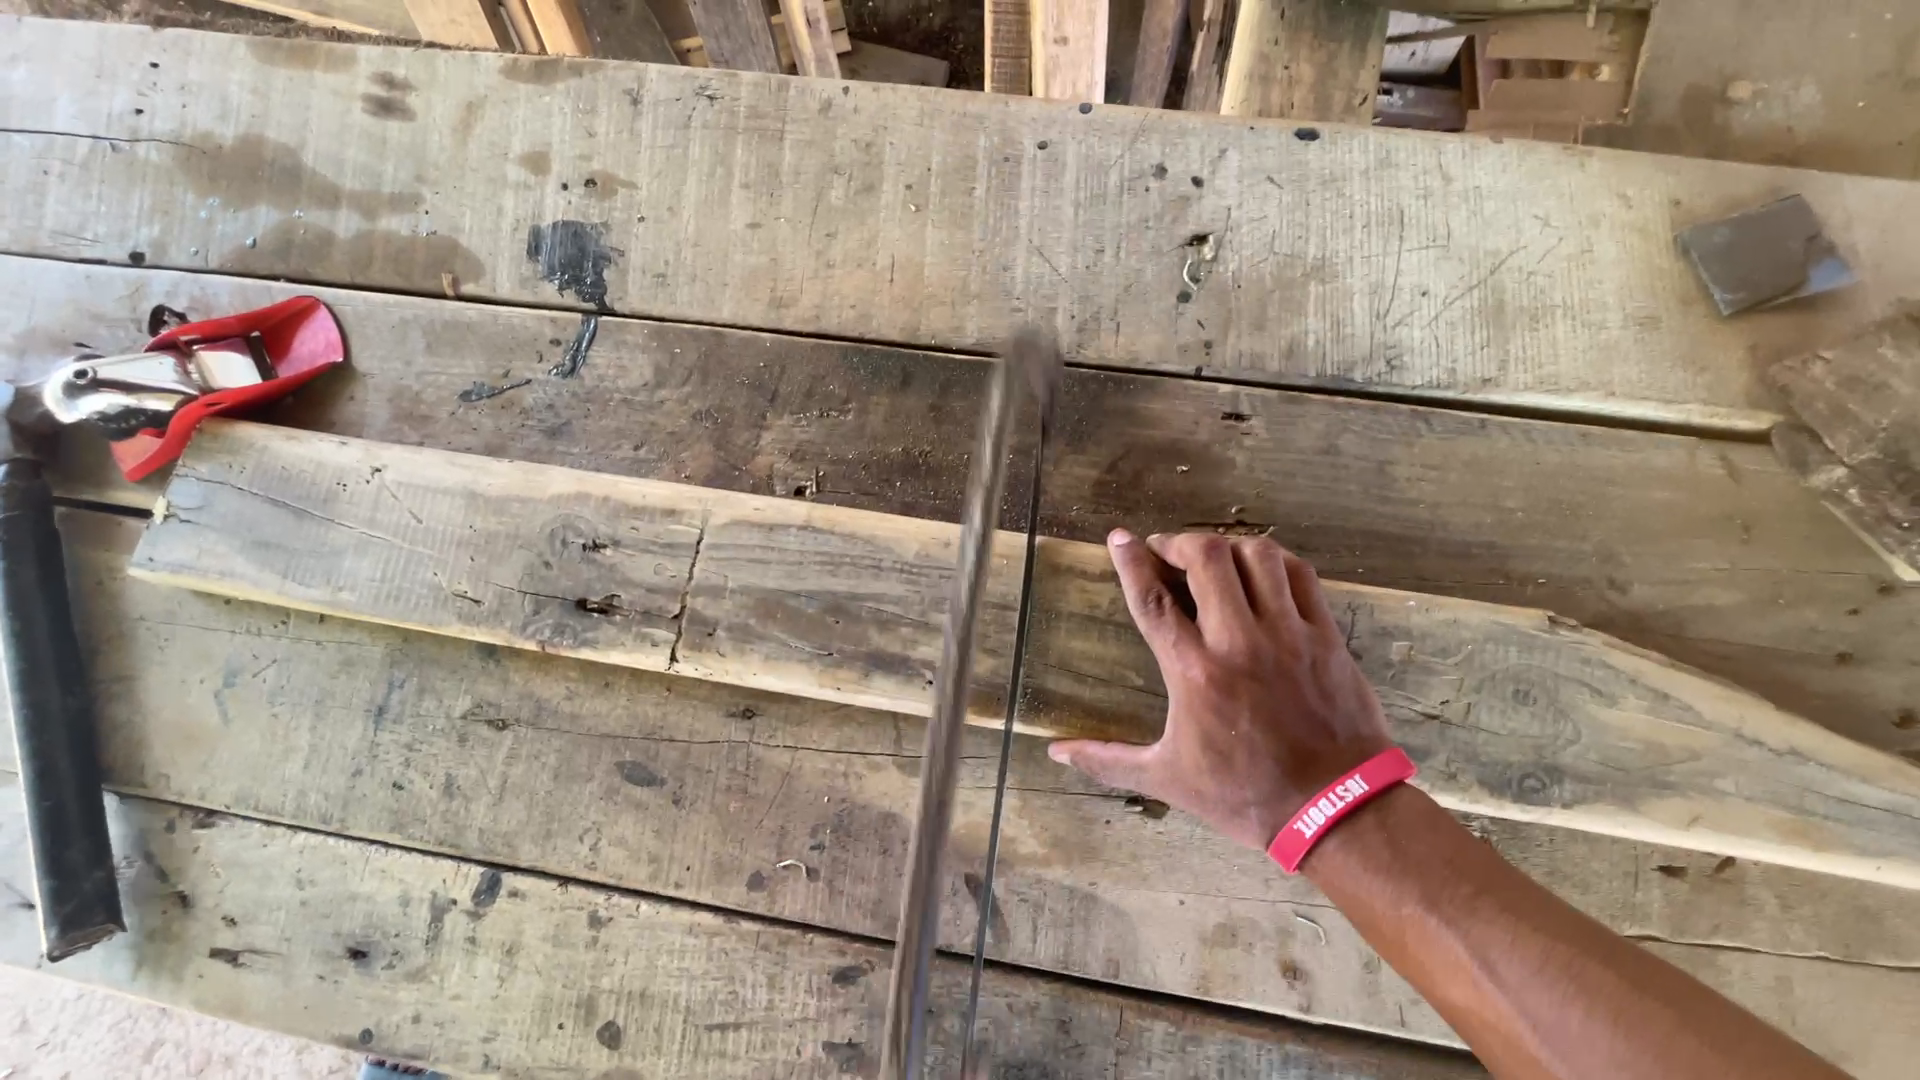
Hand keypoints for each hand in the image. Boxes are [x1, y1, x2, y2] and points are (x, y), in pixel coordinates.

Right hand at [1048, 530, 1393, 849]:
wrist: (1338, 812)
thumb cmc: (1245, 795)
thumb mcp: (1167, 778)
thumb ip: (1107, 759)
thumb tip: (1055, 752)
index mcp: (1194, 672)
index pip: (1154, 600)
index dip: (1131, 561)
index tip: (1118, 536)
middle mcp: (1238, 641)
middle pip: (1206, 559)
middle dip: (1178, 542)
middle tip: (1165, 551)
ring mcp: (1288, 634)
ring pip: (1257, 556)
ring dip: (1226, 547)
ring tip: (1212, 558)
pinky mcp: (1325, 636)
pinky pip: (1301, 575)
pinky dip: (1275, 560)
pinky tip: (1261, 569)